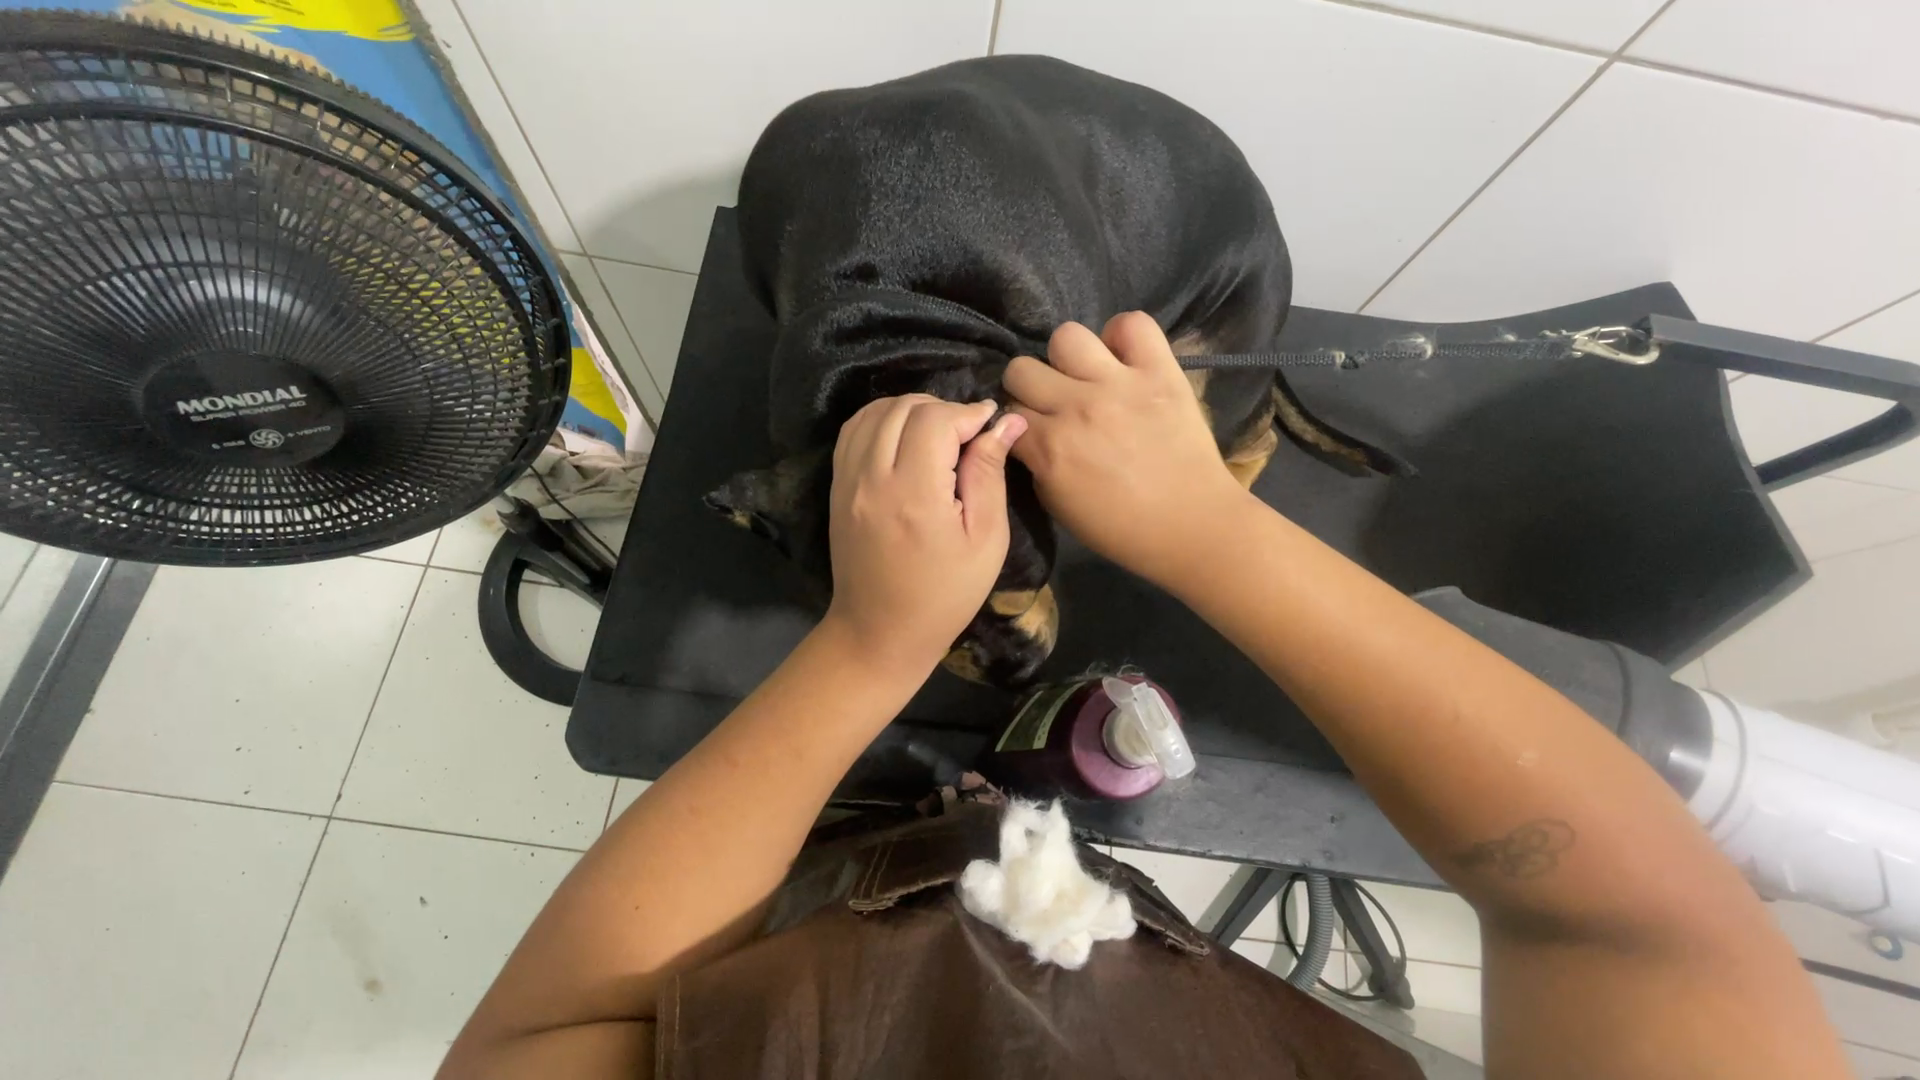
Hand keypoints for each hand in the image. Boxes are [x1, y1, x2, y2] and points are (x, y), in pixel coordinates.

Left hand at [821, 394, 1026, 673]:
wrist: (879, 631)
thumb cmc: (945, 594)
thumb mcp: (985, 539)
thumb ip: (990, 474)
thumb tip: (1006, 422)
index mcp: (914, 493)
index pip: (935, 420)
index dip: (968, 412)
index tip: (990, 423)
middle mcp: (872, 478)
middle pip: (903, 407)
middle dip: (941, 408)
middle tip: (967, 433)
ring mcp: (847, 480)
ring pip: (875, 412)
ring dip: (911, 410)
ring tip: (938, 434)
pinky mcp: (836, 486)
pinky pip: (854, 431)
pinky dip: (882, 421)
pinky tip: (905, 439)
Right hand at [1006, 312, 1250, 584]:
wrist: (1193, 526)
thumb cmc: (1122, 529)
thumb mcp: (1058, 506)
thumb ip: (1036, 464)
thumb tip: (1028, 433)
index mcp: (1050, 448)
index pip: (1007, 412)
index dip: (1016, 423)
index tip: (1030, 430)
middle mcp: (1077, 408)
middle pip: (1022, 369)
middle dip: (1031, 388)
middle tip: (1055, 404)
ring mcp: (1119, 384)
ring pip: (1066, 337)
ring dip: (1069, 359)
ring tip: (1088, 378)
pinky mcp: (1160, 372)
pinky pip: (1132, 324)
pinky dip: (1123, 337)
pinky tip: (1125, 361)